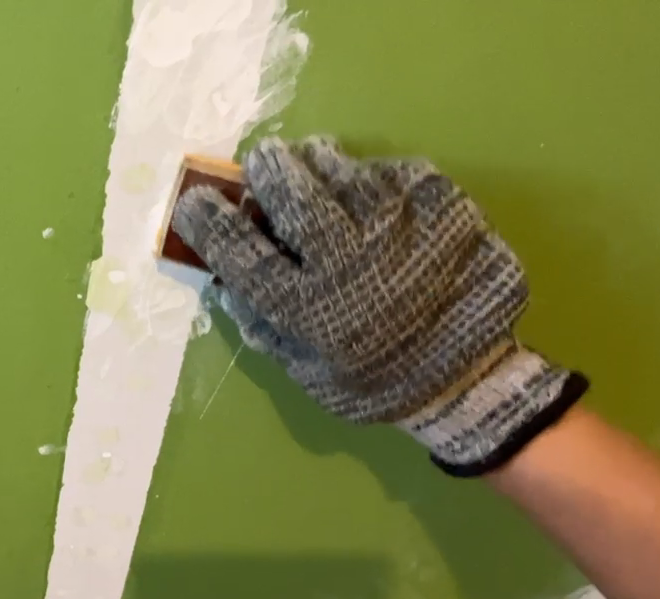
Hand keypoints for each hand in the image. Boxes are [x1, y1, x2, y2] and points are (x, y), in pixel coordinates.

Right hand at [171, 135, 586, 475]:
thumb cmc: (374, 382)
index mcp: (310, 311)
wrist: (466, 380)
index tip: (193, 202)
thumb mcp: (308, 374)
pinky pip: (397, 175)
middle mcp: (349, 266)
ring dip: (321, 161)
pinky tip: (368, 180)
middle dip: (270, 173)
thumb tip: (226, 288)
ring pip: (347, 177)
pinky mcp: (446, 210)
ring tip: (312, 156)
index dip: (213, 227)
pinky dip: (374, 172)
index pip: (246, 259)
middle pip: (297, 202)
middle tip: (261, 160)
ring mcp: (401, 232)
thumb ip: (267, 331)